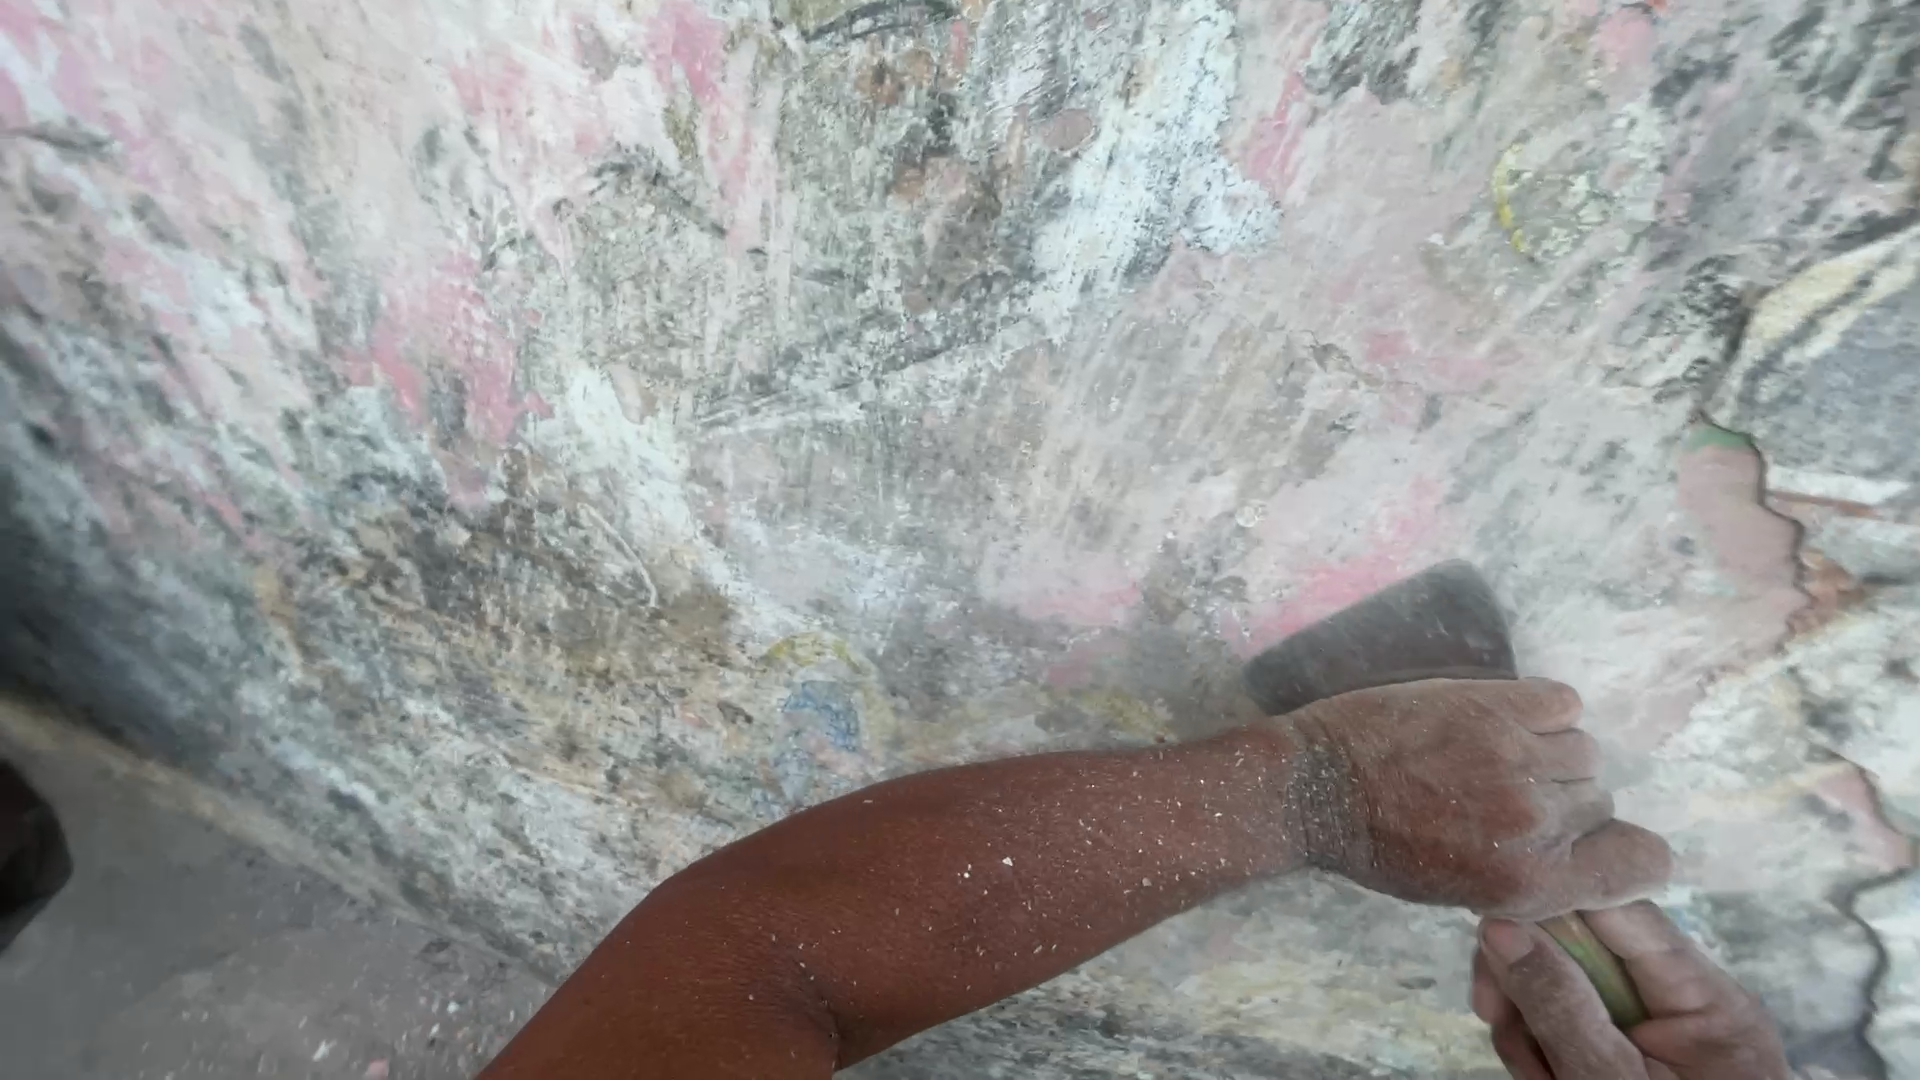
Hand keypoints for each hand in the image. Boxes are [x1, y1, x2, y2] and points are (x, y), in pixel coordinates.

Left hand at [1276, 678, 1669, 917]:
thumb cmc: (1375, 844)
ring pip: (1580, 746)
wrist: (1311, 788)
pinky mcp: (1486, 705)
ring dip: (1543, 746)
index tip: (1578, 829)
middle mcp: (1537, 821)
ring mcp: (1514, 756)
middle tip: (1496, 783)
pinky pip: (1560, 700)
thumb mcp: (1464, 891)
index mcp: (1536, 883)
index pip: (1647, 860)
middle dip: (1556, 792)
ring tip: (1486, 747)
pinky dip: (1538, 707)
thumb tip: (1586, 848)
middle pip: (1599, 795)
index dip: (1615, 843)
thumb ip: (1535, 874)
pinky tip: (1496, 715)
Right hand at [1472, 902, 1790, 1078]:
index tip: (1490, 920)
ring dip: (1520, 1015)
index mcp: (1707, 1000)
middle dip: (1522, 975)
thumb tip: (1496, 922)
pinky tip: (1539, 1072)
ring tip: (1530, 1071)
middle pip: (1573, 937)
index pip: (1617, 905)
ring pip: (1552, 971)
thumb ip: (1558, 1004)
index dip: (1550, 899)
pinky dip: (1531, 1036)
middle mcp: (1680, 995)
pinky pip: (1555, 1005)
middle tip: (1491, 1015)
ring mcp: (1649, 1017)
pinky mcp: (1620, 1035)